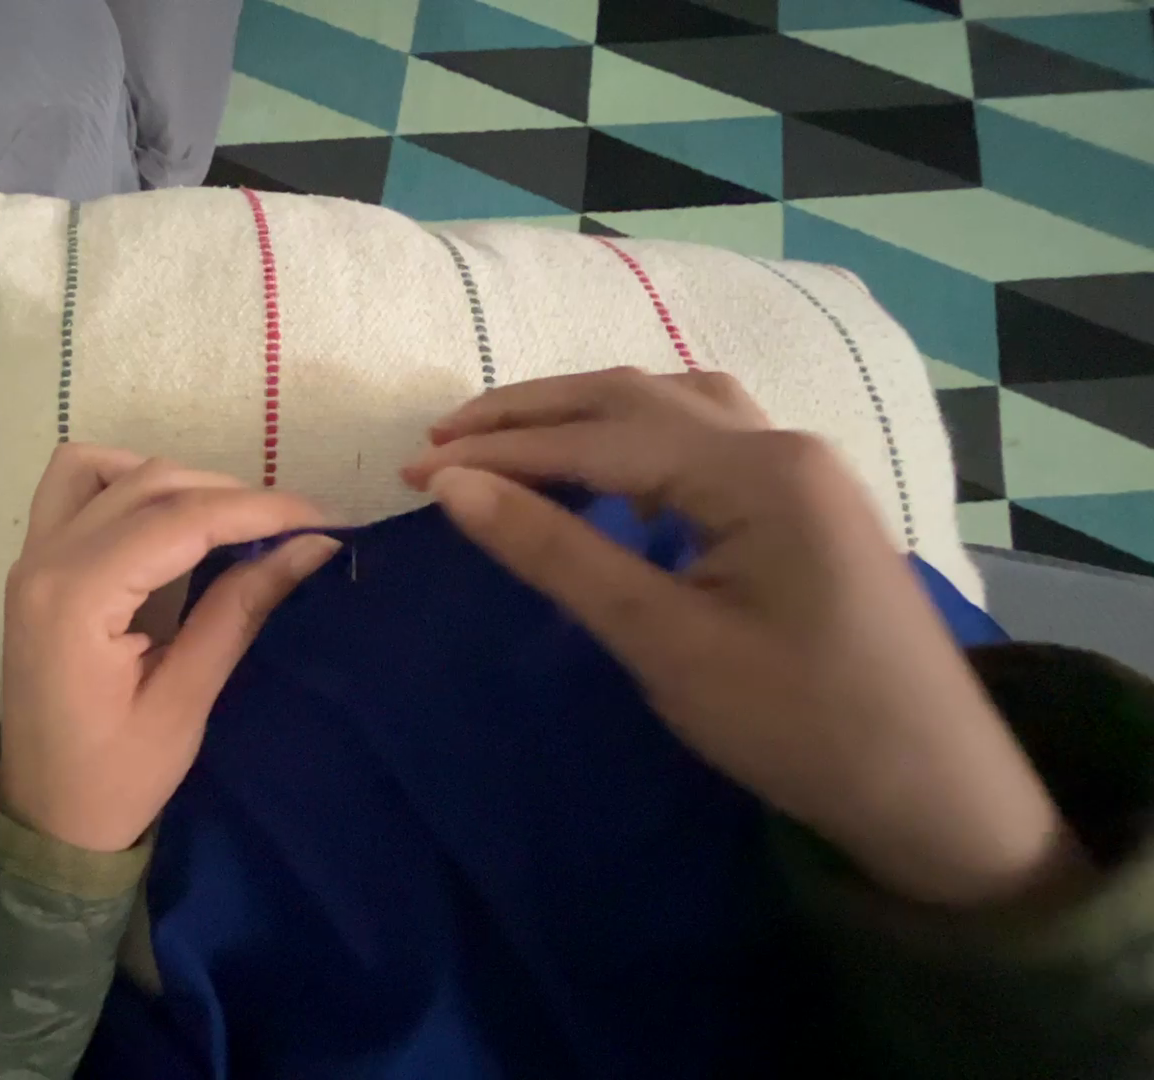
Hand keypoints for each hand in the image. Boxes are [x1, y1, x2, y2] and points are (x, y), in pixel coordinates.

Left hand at [0, 444, 339, 852]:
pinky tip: (165, 514)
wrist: (43, 816)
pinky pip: (75, 485)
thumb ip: (241, 611)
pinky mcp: (36, 563)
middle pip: (149, 484)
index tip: (323, 520)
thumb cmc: (114, 780)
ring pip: (108, 470)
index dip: (259, 511)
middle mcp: (44, 560)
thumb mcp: (186, 701)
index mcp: (76, 600)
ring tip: (232, 521)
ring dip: (178, 480)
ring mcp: (32, 556)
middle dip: (230, 496)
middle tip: (292, 532)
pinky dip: (126, 480)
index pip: (180, 520)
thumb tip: (311, 547)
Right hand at [403, 368, 1087, 907]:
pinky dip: (624, 431)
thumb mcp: (657, 637)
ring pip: (661, 403)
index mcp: (754, 471)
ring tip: (502, 437)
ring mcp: (792, 467)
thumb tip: (451, 488)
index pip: (592, 440)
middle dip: (523, 414)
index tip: (414, 472)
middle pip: (625, 397)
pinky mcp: (791, 498)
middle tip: (439, 441)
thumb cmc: (794, 722)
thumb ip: (552, 549)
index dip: (495, 452)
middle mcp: (776, 444)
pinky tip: (599, 461)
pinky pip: (693, 432)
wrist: (934, 796)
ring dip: (572, 411)